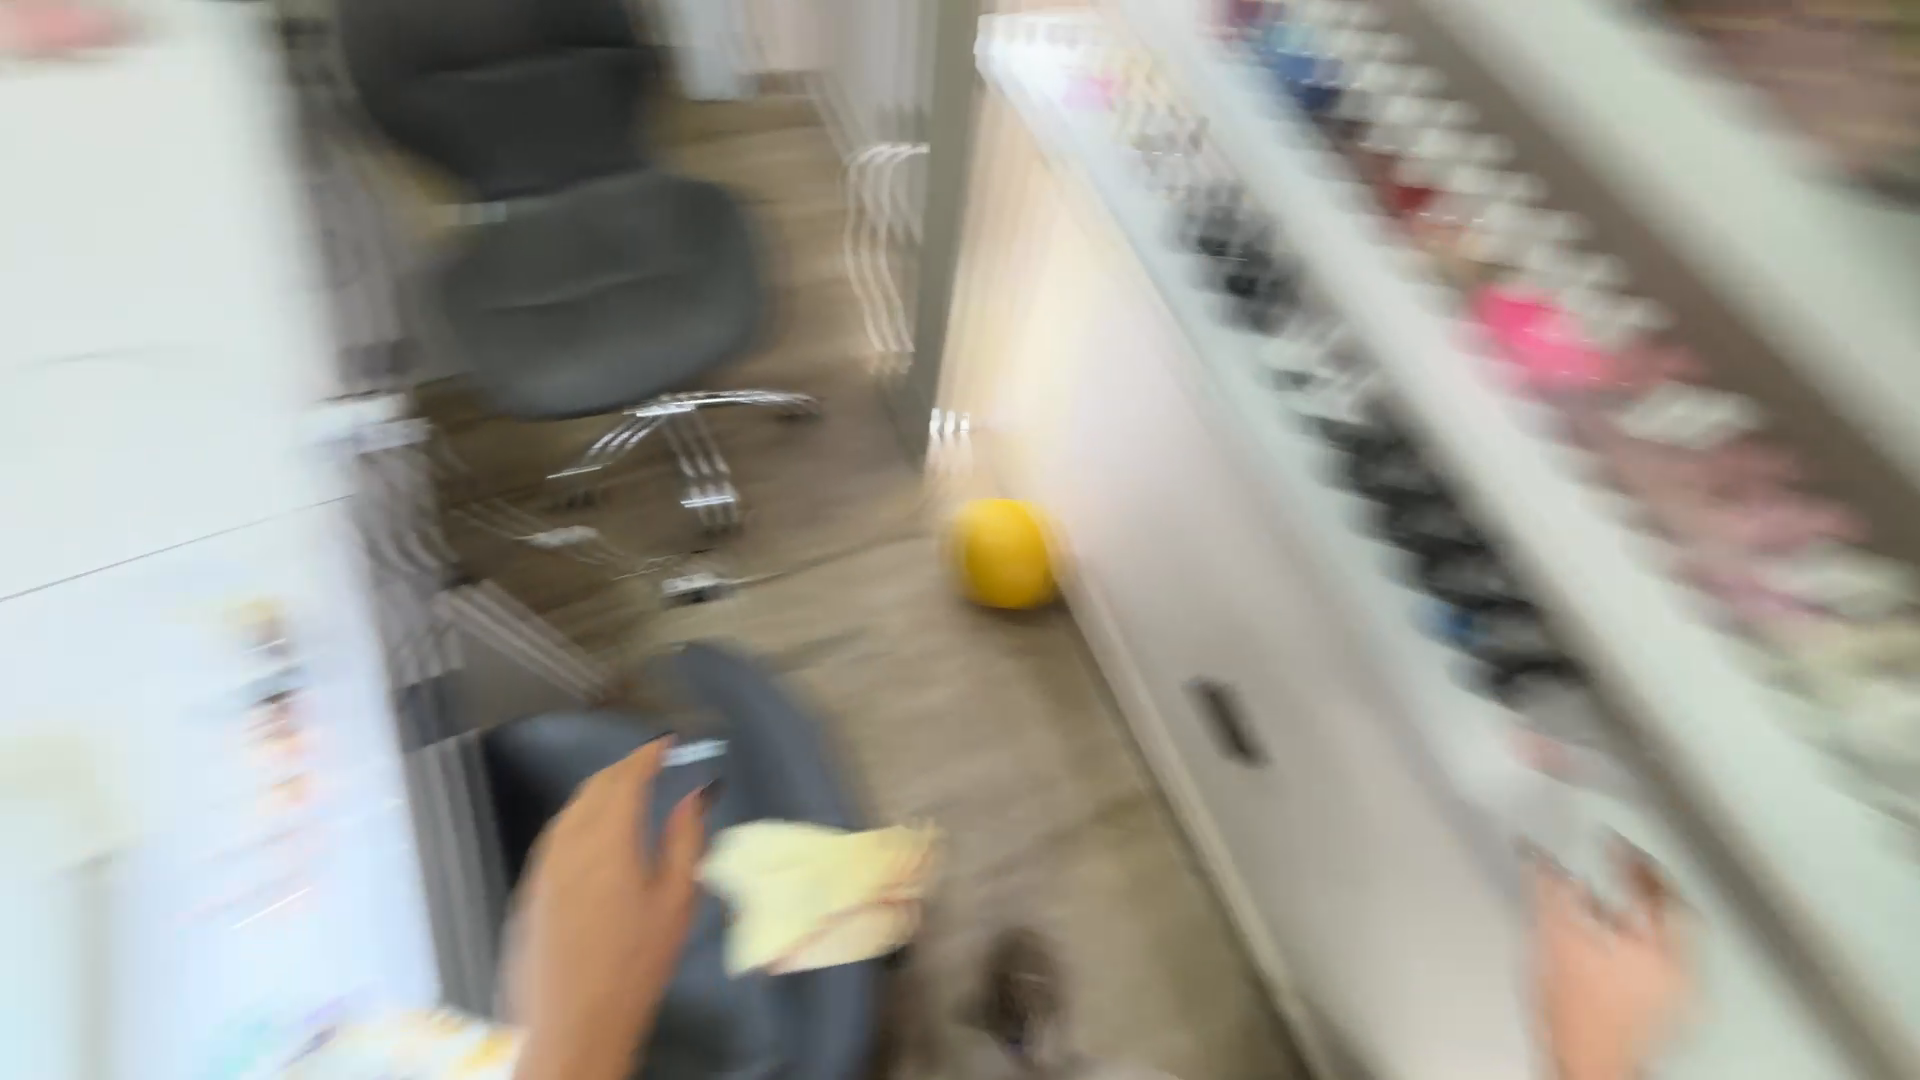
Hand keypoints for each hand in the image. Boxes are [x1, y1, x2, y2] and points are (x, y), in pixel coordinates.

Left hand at [512, 739, 707, 1079]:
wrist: (573, 1028)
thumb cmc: (638, 963)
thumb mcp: (677, 900)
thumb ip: (685, 839)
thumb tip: (695, 795)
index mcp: (609, 841)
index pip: (626, 780)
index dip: (647, 755)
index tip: (667, 743)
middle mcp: (569, 845)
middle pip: (594, 789)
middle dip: (623, 768)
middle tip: (651, 762)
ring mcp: (543, 870)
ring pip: (569, 811)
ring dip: (598, 790)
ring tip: (625, 789)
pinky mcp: (529, 893)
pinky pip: (555, 836)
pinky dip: (578, 817)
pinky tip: (592, 832)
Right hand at [1533, 842, 1691, 1079]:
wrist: (1587, 1060)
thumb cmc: (1573, 1002)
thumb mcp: (1552, 934)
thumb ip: (1546, 886)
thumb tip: (1534, 850)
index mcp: (1657, 946)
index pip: (1657, 889)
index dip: (1632, 858)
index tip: (1612, 839)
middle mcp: (1679, 967)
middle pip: (1673, 912)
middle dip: (1646, 883)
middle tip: (1623, 860)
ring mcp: (1677, 990)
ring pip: (1667, 934)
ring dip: (1641, 908)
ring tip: (1611, 890)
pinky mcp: (1665, 1005)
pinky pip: (1658, 955)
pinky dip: (1637, 933)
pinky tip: (1608, 930)